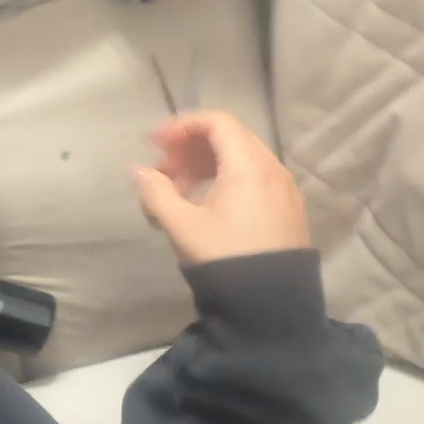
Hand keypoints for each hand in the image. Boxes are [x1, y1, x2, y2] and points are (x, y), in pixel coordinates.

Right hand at [135, 111, 310, 265]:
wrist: (268, 301)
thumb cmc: (222, 256)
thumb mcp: (180, 224)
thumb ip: (155, 191)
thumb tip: (138, 169)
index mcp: (248, 167)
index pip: (217, 122)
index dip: (181, 125)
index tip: (154, 143)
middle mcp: (272, 169)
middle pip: (229, 137)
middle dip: (190, 145)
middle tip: (161, 166)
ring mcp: (283, 188)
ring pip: (241, 157)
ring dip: (204, 162)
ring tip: (177, 188)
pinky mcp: (286, 207)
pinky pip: (253, 176)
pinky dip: (224, 176)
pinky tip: (204, 202)